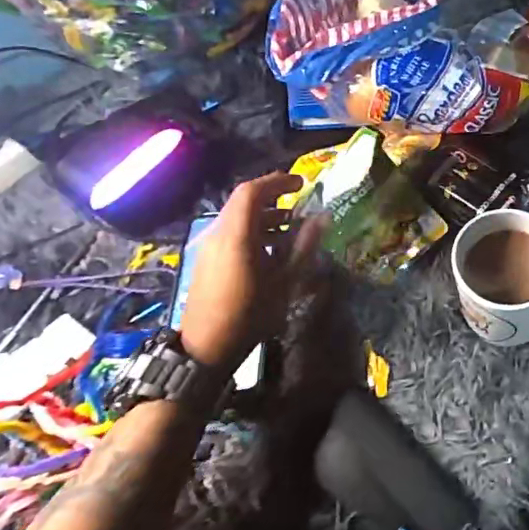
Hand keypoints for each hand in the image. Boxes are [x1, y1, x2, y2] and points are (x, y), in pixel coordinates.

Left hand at [178, 172, 323, 365]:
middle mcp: (218, 234)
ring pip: (237, 219)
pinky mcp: (207, 262)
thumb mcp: (284, 281)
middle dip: (273, 199)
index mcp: (236, 235)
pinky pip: (231, 235)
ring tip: (291, 230)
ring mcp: (209, 248)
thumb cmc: (250, 313)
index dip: (277, 182)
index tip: (301, 183)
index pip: (252, 192)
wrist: (206, 347)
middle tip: (299, 205)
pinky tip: (271, 252)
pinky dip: (253, 232)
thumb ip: (303, 246)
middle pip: (243, 203)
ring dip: (264, 218)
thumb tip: (322, 218)